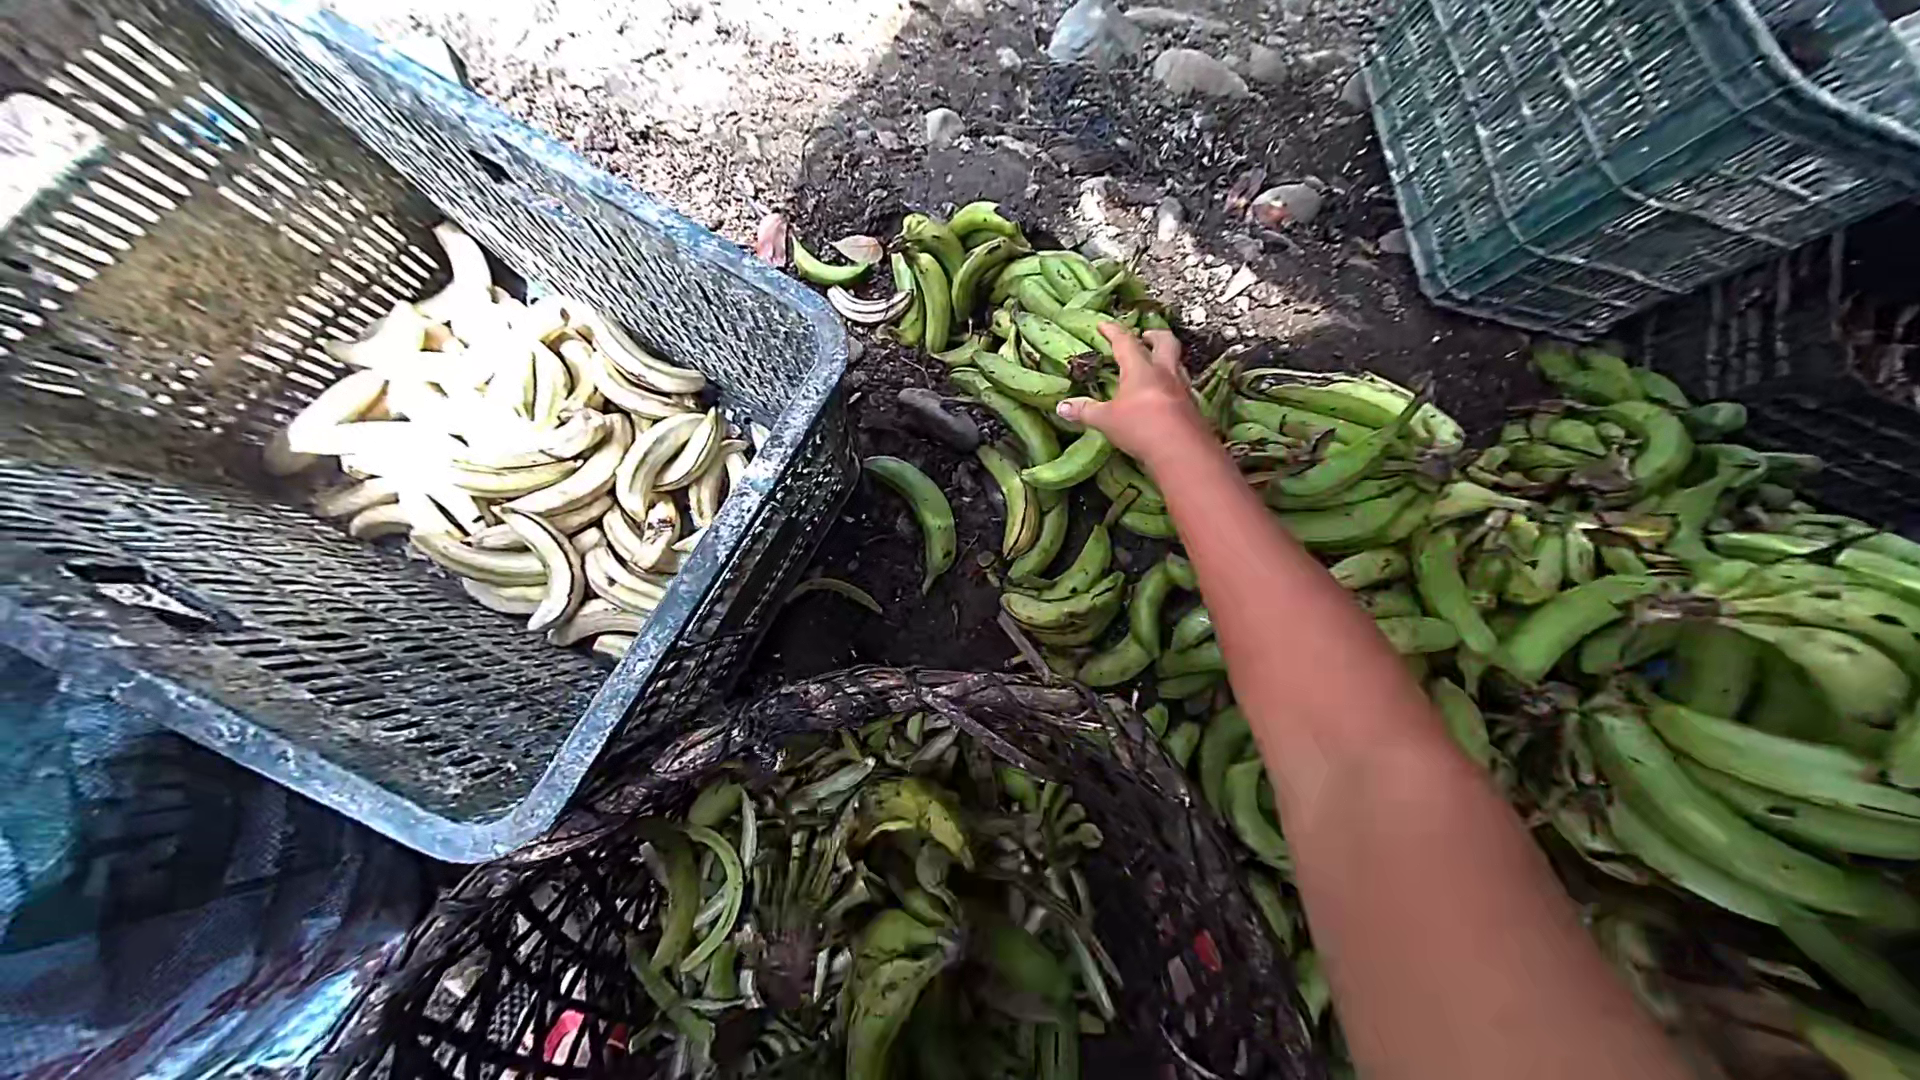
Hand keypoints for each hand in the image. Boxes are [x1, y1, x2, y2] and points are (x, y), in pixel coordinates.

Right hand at [1056, 325, 1208, 464]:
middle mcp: (1164, 372)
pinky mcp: (1192, 407)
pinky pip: (1183, 387)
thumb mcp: (1106, 420)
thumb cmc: (1140, 427)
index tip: (1104, 325)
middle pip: (1164, 342)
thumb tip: (1061, 407)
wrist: (1181, 450)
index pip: (1125, 342)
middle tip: (1145, 336)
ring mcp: (1182, 389)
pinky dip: (1173, 385)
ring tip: (1157, 365)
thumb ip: (1085, 411)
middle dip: (1154, 335)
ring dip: (1167, 360)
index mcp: (1140, 369)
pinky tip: (1166, 396)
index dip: (1113, 331)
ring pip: (1177, 364)